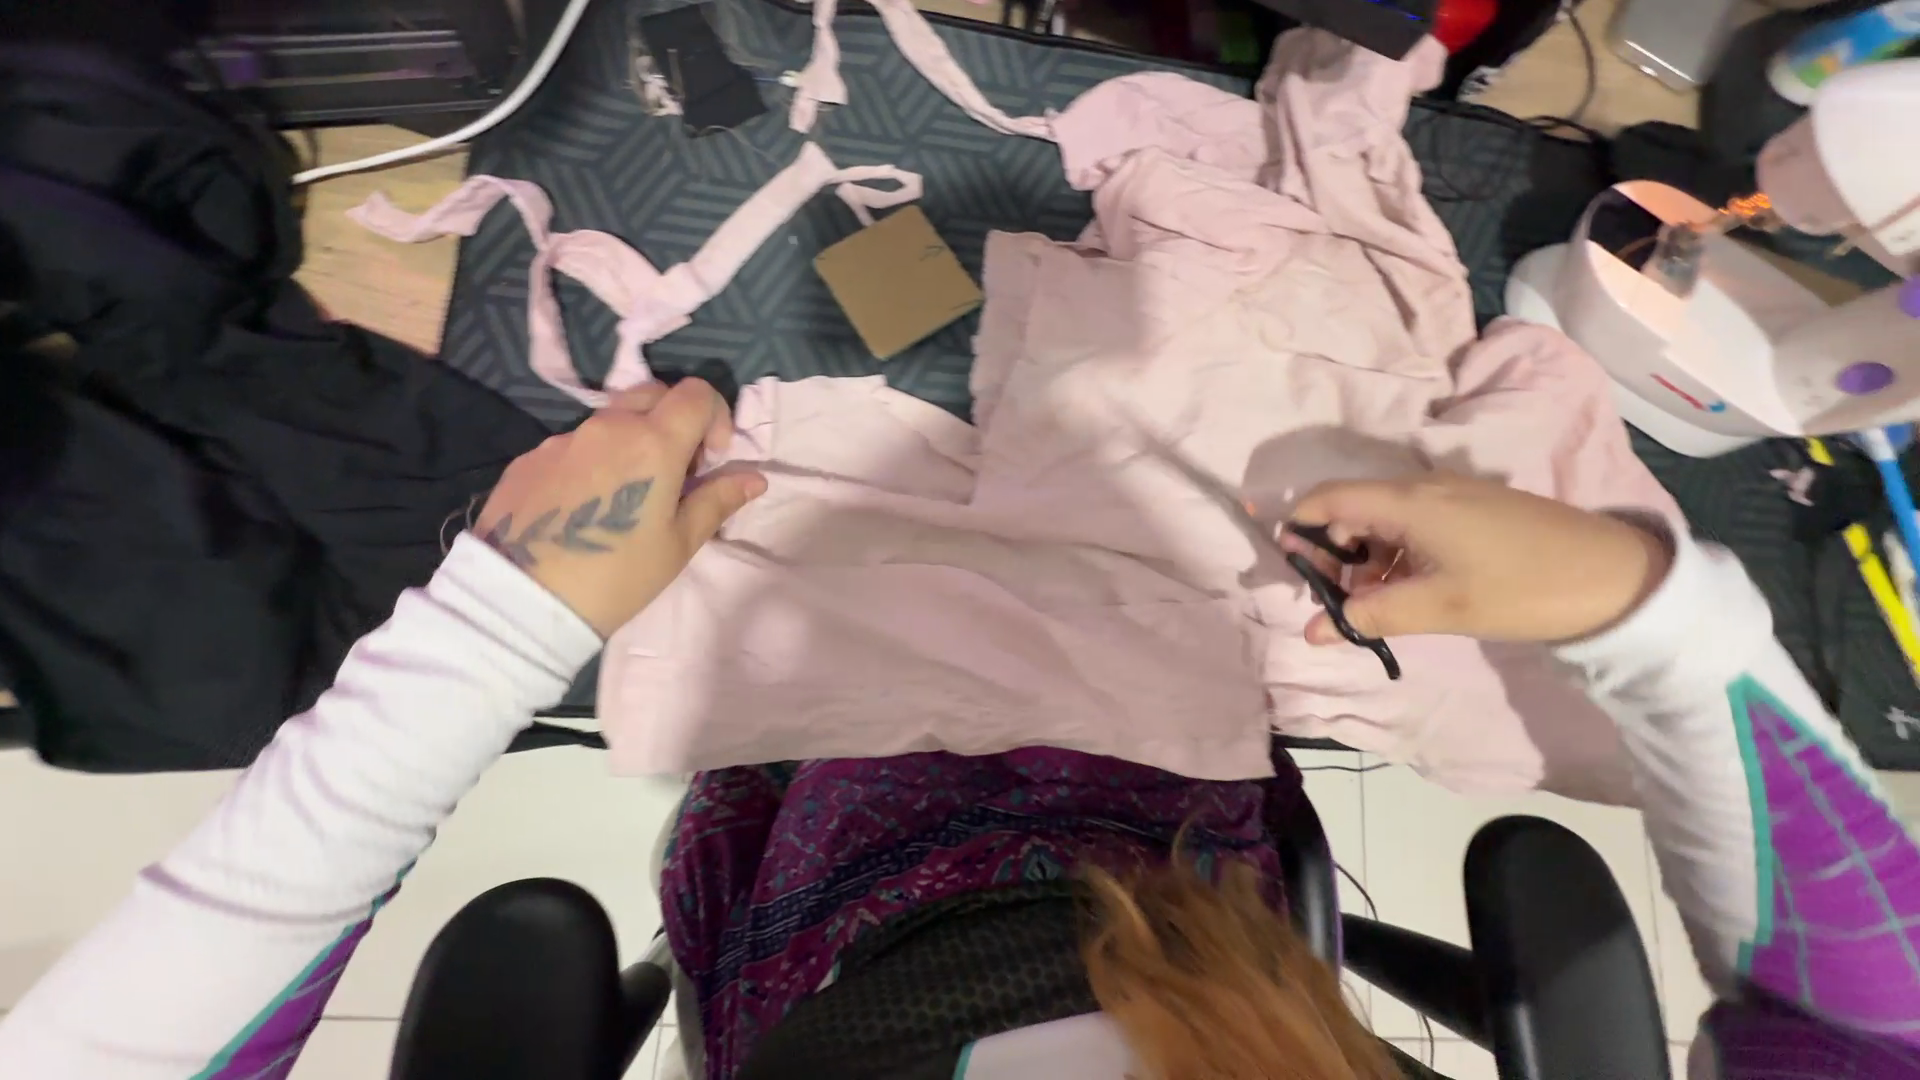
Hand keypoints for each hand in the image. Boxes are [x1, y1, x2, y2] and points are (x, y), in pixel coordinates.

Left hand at [474, 379, 765, 636]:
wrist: (523, 601)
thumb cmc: (619, 576)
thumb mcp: (680, 543)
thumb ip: (718, 500)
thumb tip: (755, 478)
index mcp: (653, 443)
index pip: (696, 394)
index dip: (715, 417)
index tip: (711, 459)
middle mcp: (607, 427)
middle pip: (653, 394)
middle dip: (676, 420)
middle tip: (677, 470)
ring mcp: (562, 440)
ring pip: (611, 420)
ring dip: (634, 441)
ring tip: (628, 494)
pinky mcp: (530, 458)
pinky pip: (575, 444)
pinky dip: (596, 460)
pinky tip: (588, 506)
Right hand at [1278, 473, 1672, 644]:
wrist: (1625, 579)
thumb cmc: (1523, 589)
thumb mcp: (1441, 608)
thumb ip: (1370, 616)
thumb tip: (1314, 631)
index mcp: (1408, 502)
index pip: (1327, 499)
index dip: (1299, 529)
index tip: (1293, 569)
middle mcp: (1421, 488)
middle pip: (1350, 510)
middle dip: (1331, 553)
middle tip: (1336, 599)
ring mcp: (1449, 497)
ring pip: (1380, 521)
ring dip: (1364, 561)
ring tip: (1373, 604)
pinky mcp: (1471, 511)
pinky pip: (1410, 526)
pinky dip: (1394, 557)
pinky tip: (1407, 591)